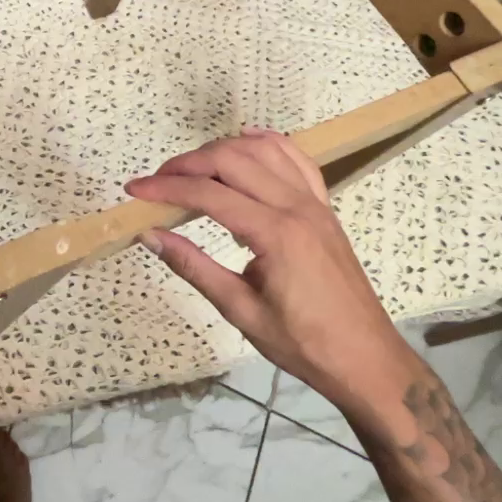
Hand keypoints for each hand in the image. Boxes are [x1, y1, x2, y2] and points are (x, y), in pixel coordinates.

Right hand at [125, 130, 423, 419]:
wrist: (368, 360)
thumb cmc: (303, 344)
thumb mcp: (239, 310)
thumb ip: (192, 266)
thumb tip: (148, 235)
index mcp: (276, 234)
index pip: (208, 195)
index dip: (165, 188)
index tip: (133, 190)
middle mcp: (297, 207)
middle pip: (232, 160)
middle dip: (187, 163)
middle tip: (156, 182)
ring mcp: (315, 203)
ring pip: (263, 150)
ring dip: (221, 149)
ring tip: (189, 168)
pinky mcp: (324, 208)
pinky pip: (295, 159)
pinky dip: (267, 142)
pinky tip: (244, 140)